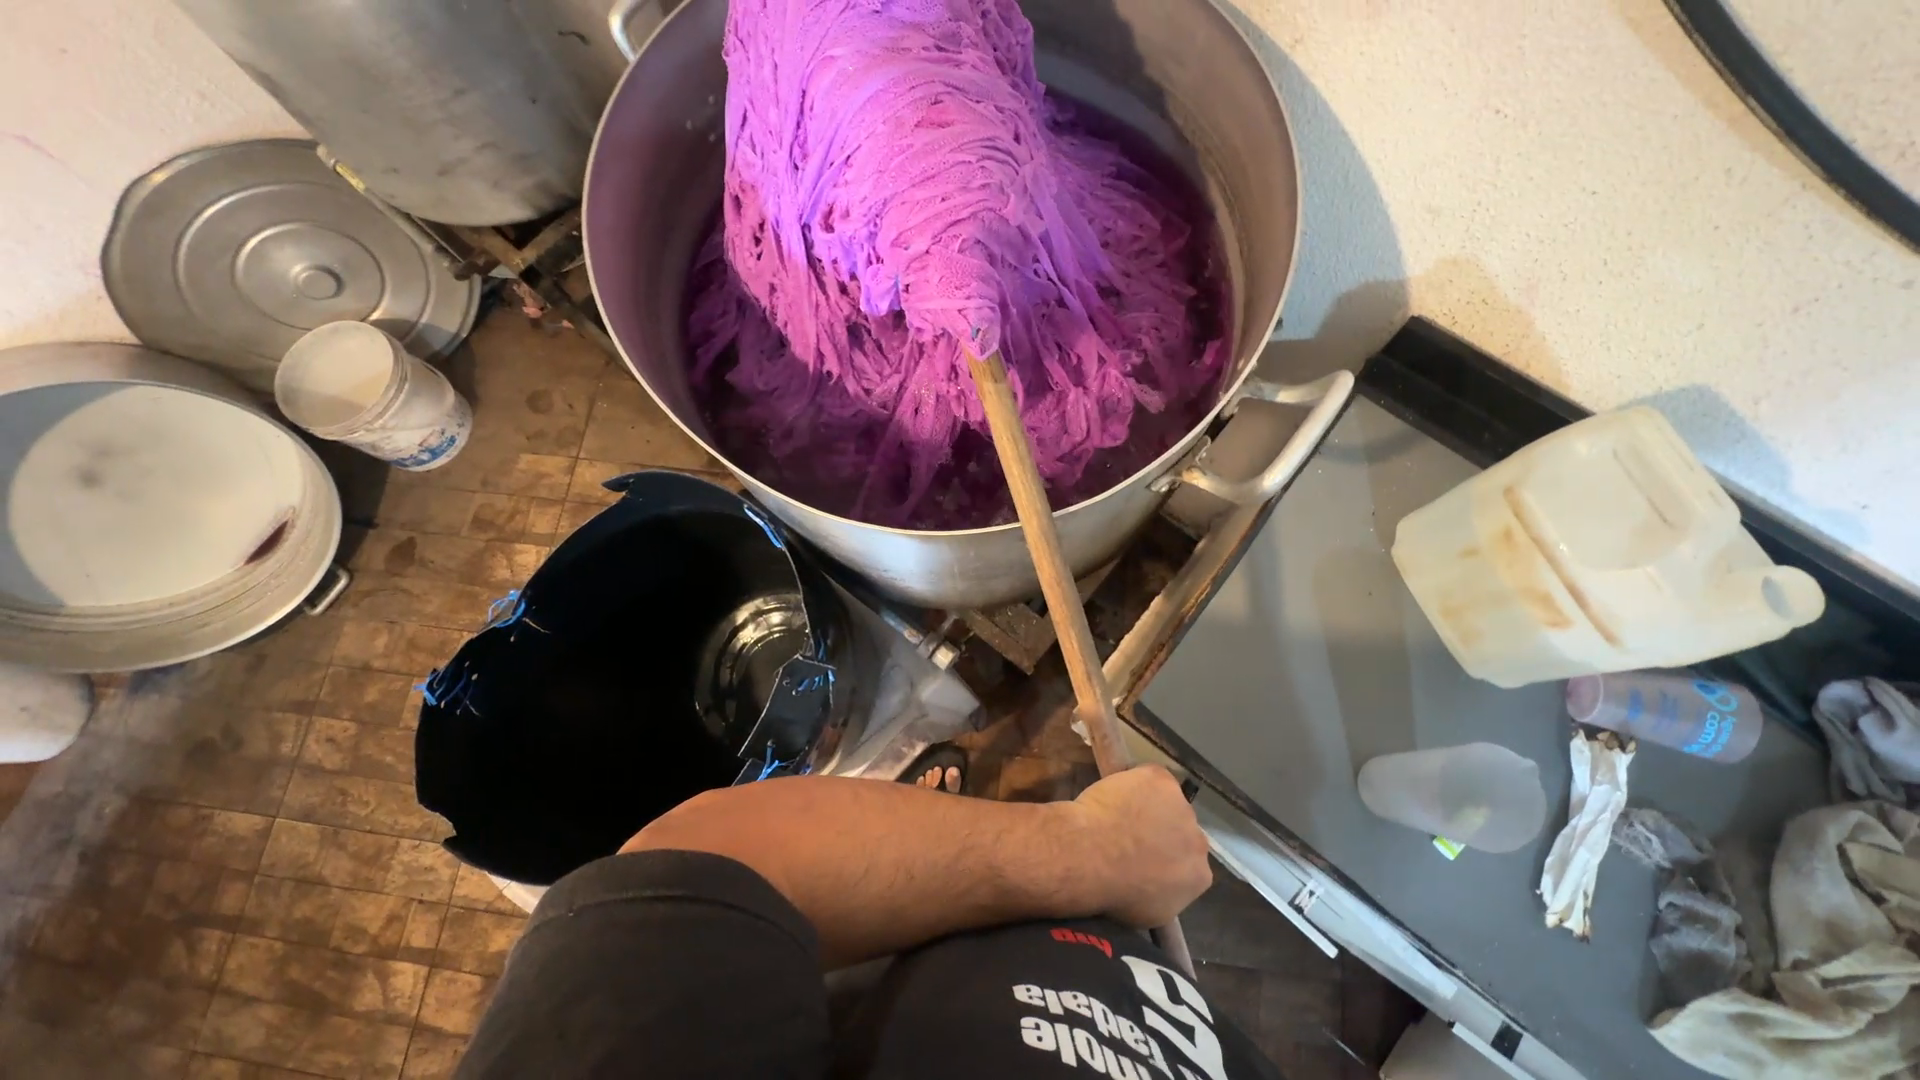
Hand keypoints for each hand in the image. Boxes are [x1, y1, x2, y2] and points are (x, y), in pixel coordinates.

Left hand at [1067, 766, 1211, 926]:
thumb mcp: (1149, 913)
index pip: (1189, 865)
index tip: (1145, 858)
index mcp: (1200, 876)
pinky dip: (1135, 782)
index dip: (1167, 859)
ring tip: (1117, 814)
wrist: (1091, 855)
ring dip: (1148, 806)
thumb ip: (1167, 895)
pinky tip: (1115, 793)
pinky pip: (1150, 778)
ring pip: (1166, 802)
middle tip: (1130, 836)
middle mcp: (1199, 840)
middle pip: (1181, 831)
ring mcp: (1181, 805)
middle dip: (1162, 832)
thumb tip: (1161, 889)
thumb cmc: (1114, 892)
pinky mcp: (1162, 779)